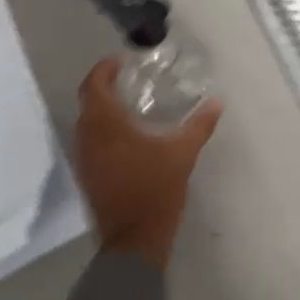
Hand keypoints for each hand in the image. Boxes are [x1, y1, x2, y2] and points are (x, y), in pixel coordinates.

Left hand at [75, 57, 222, 268]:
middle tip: (128, 77)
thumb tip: (216, 102)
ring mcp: (84, 158)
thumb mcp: (183, 153)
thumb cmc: (156, 189)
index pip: (95, 86)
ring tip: (129, 101)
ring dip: (102, 107)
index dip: (104, 69)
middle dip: (104, 85)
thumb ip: (199, 125)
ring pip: (87, 122)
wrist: (134, 238)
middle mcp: (88, 137)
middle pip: (88, 101)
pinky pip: (90, 140)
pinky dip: (103, 128)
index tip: (121, 60)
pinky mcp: (87, 174)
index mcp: (106, 126)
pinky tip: (126, 133)